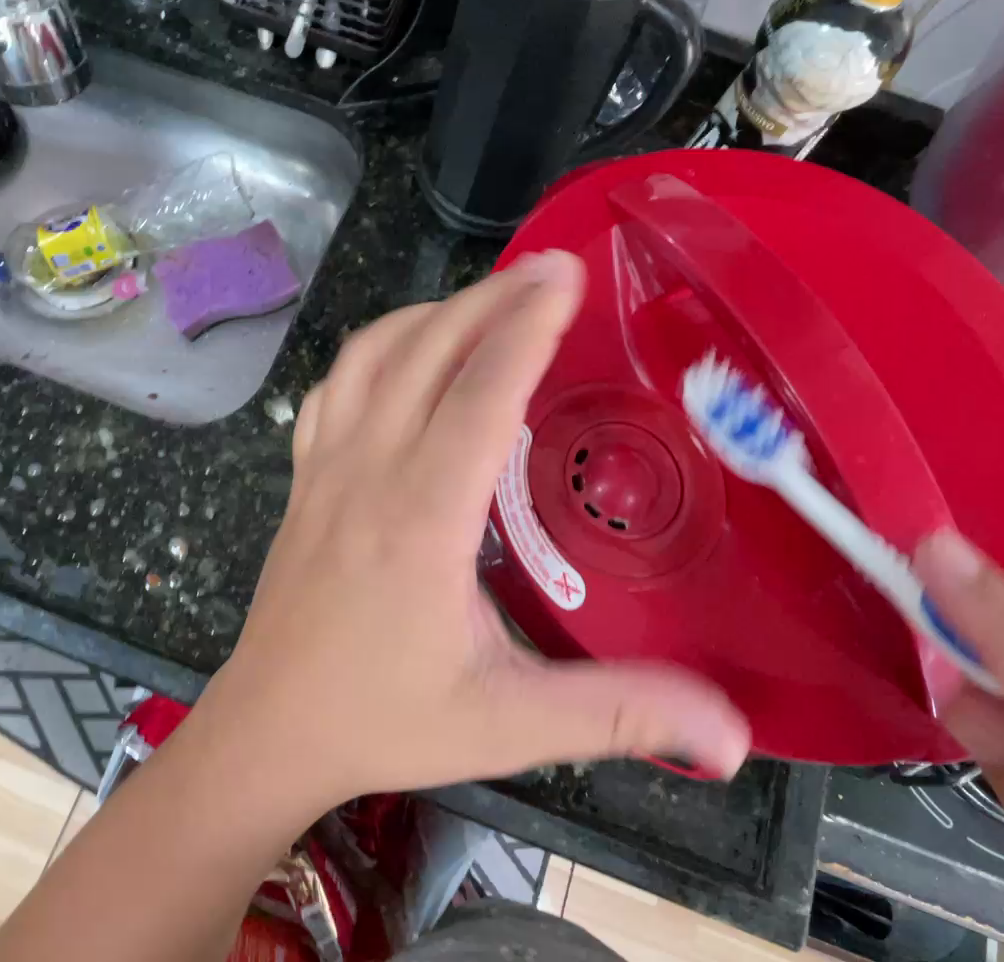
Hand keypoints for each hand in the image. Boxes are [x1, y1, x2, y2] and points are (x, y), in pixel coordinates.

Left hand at [190, 250, 750, 813]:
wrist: (270, 730)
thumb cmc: (385, 721)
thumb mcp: (506, 723)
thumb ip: (617, 713)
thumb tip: (732, 732)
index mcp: (422, 517)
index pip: (481, 393)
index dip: (527, 326)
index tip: (568, 273)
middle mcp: (367, 472)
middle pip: (426, 350)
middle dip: (491, 298)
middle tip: (549, 271)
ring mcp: (324, 469)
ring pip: (371, 356)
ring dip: (430, 315)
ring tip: (486, 305)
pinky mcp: (303, 479)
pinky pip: (333, 387)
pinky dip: (375, 352)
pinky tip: (404, 358)